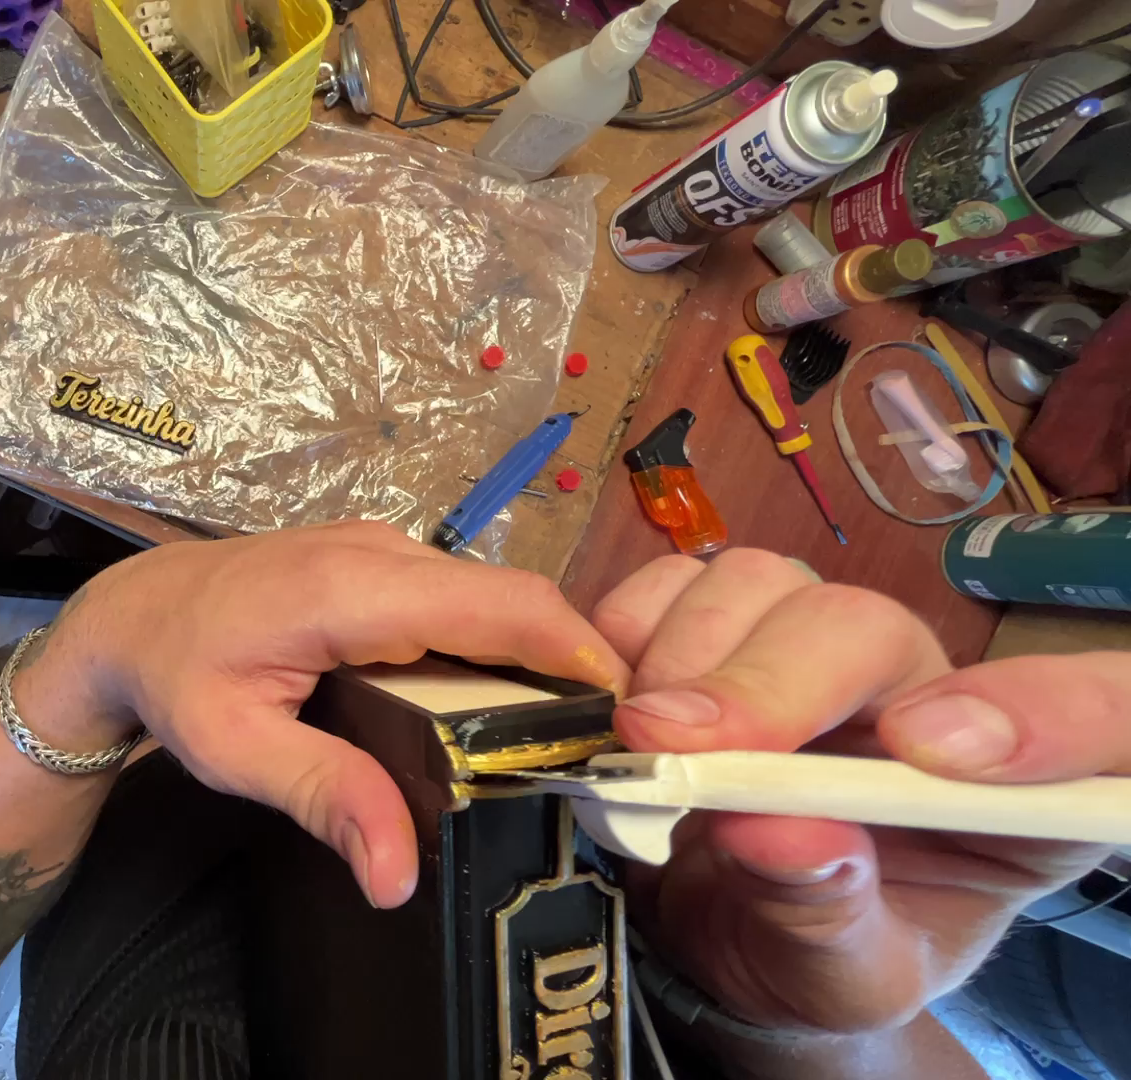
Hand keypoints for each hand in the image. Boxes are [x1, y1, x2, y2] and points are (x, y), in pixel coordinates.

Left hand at [16, 521, 629, 908]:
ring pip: (481, 594)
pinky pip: (448, 592)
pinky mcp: (366, 556)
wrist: (131, 612)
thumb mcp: (236, 745)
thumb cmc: (175, 672)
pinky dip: (480, 639)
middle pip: (505, 598)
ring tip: (540, 736)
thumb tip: (400, 874)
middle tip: (587, 752)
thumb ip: (324, 794)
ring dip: (523, 656)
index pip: (500, 607)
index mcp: (349, 591)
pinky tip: (473, 698)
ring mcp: (371, 545)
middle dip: (563, 666)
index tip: (626, 722)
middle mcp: (373, 552)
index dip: (578, 656)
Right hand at [592, 549, 1128, 1034]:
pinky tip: (610, 695)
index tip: (931, 752)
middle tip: (672, 746)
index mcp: (998, 793)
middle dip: (760, 684)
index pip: (1097, 716)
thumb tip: (773, 834)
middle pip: (857, 625)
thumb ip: (821, 915)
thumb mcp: (827, 973)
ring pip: (749, 585)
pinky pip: (657, 586)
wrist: (686, 911)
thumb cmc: (784, 951)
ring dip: (678, 657)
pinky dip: (620, 634)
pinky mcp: (692, 621)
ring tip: (637, 737)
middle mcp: (898, 691)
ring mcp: (786, 644)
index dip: (1039, 710)